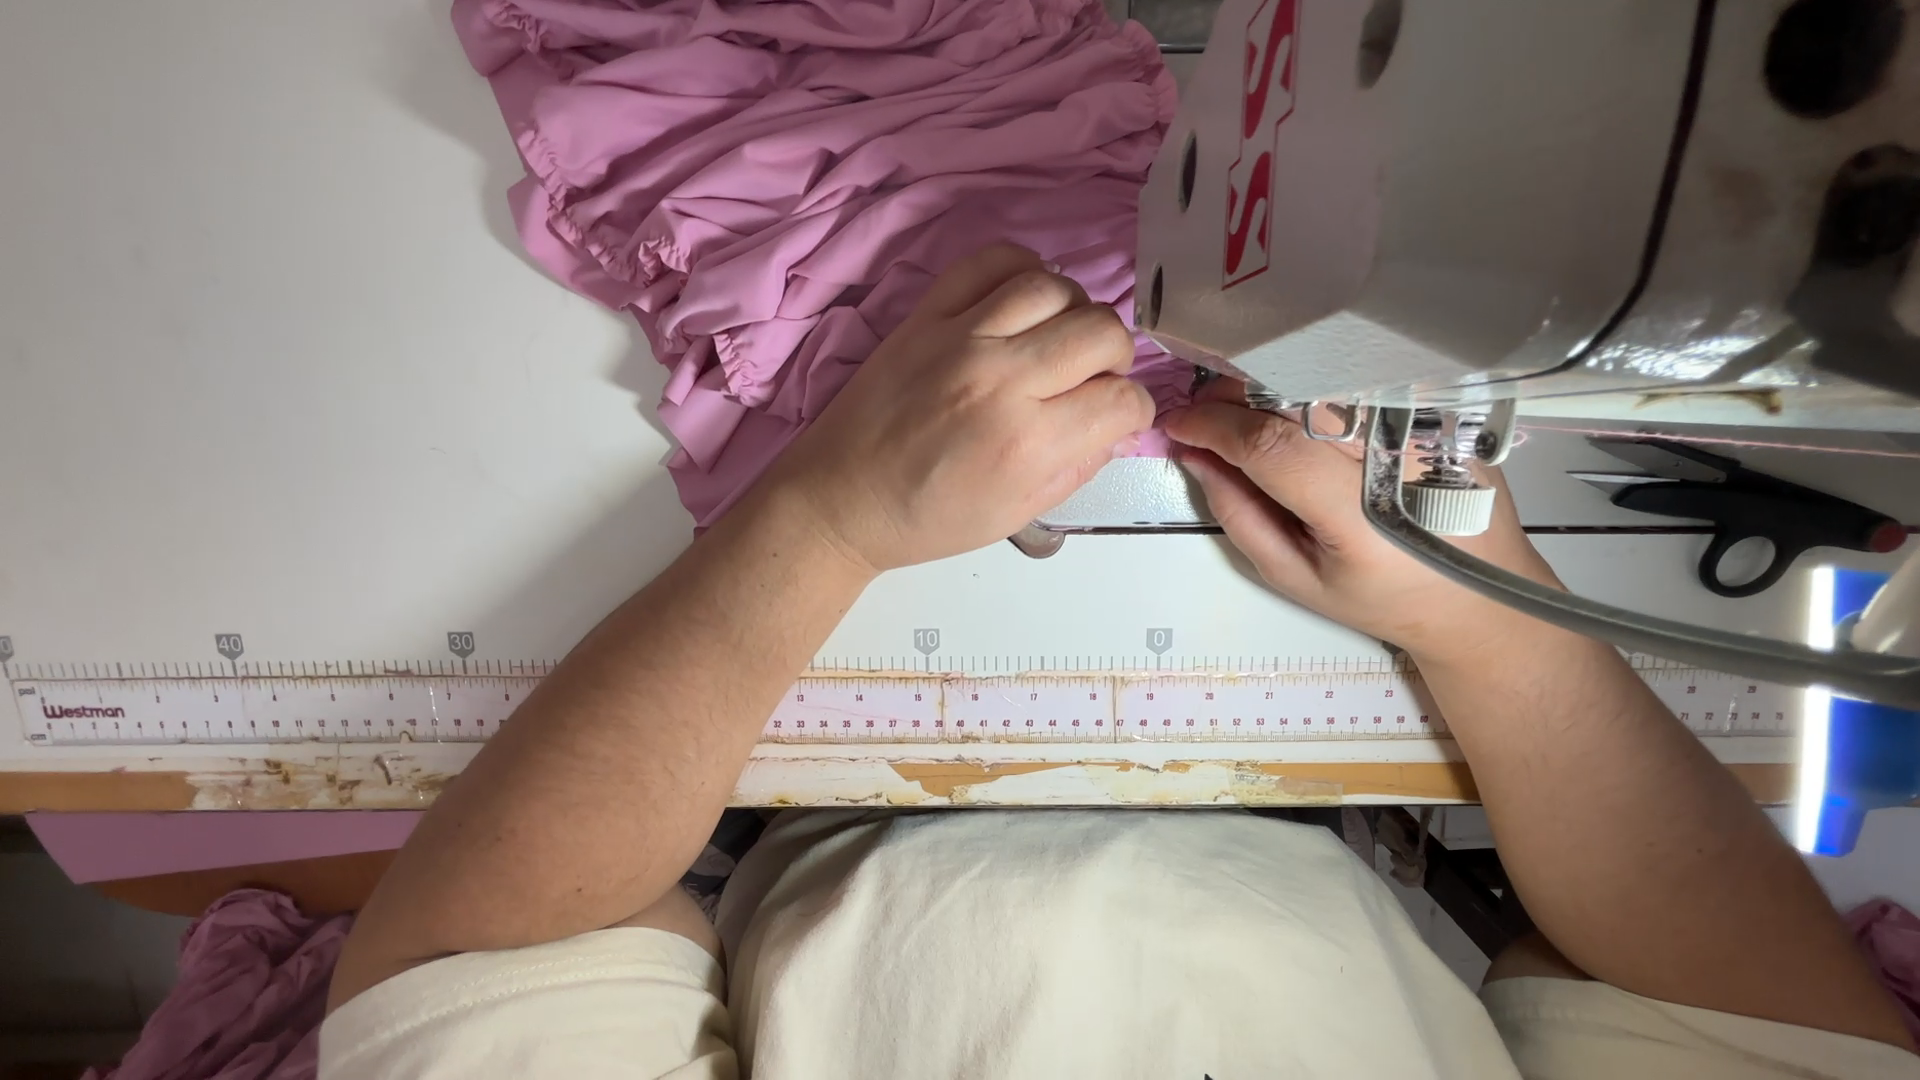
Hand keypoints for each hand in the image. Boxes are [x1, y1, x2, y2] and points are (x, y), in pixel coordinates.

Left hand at [760, 244, 1154, 572]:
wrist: (843, 500)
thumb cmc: (929, 519)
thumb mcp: (1018, 514)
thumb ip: (1078, 466)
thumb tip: (1116, 424)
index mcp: (1028, 444)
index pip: (1120, 400)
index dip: (1133, 409)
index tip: (1117, 415)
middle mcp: (1001, 380)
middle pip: (1101, 331)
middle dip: (1115, 358)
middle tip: (1091, 379)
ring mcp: (960, 338)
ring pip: (1054, 286)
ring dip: (1074, 312)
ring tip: (1058, 339)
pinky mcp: (925, 316)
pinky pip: (991, 260)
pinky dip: (1023, 271)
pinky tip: (1023, 302)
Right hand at [1162, 380, 1560, 666]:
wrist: (1480, 597)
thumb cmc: (1378, 598)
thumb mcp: (1293, 576)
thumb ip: (1239, 515)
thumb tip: (1196, 457)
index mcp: (1361, 515)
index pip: (1272, 446)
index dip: (1214, 427)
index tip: (1177, 424)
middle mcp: (1399, 460)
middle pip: (1298, 398)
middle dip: (1234, 395)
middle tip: (1203, 412)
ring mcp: (1427, 430)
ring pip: (1328, 381)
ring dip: (1269, 385)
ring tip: (1240, 409)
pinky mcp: (1440, 415)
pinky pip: (1361, 385)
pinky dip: (1310, 389)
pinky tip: (1289, 408)